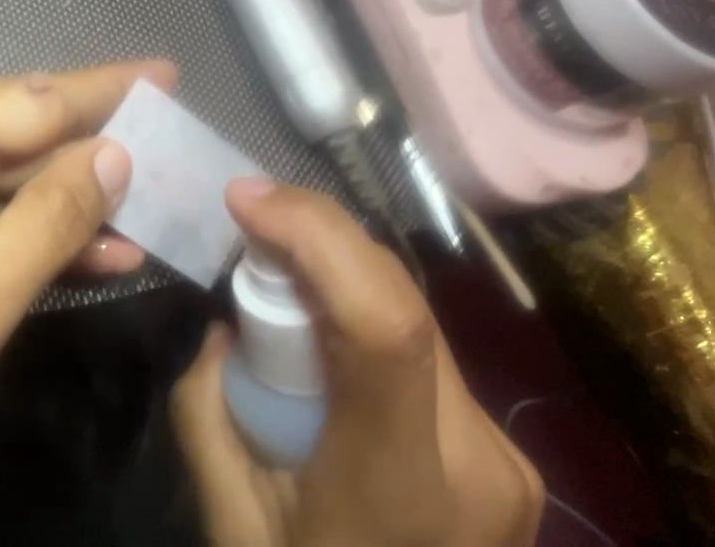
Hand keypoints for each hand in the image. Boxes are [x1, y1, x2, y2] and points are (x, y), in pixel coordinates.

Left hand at [0, 61, 173, 545]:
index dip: (104, 91)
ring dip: (53, 203)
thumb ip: (53, 216)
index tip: (167, 73)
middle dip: (87, 155)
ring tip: (143, 211)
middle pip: (3, 134)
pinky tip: (81, 247)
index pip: (24, 102)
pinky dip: (4, 227)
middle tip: (170, 150)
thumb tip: (116, 152)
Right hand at [172, 179, 542, 546]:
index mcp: (402, 485)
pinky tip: (319, 334)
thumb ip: (208, 405)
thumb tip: (228, 326)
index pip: (386, 325)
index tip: (244, 200)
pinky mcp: (505, 451)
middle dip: (313, 242)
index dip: (317, 237)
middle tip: (244, 229)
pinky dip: (360, 315)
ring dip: (335, 274)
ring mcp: (506, 454)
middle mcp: (478, 456)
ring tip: (271, 276)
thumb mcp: (230, 519)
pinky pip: (421, 350)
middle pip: (398, 301)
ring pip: (411, 315)